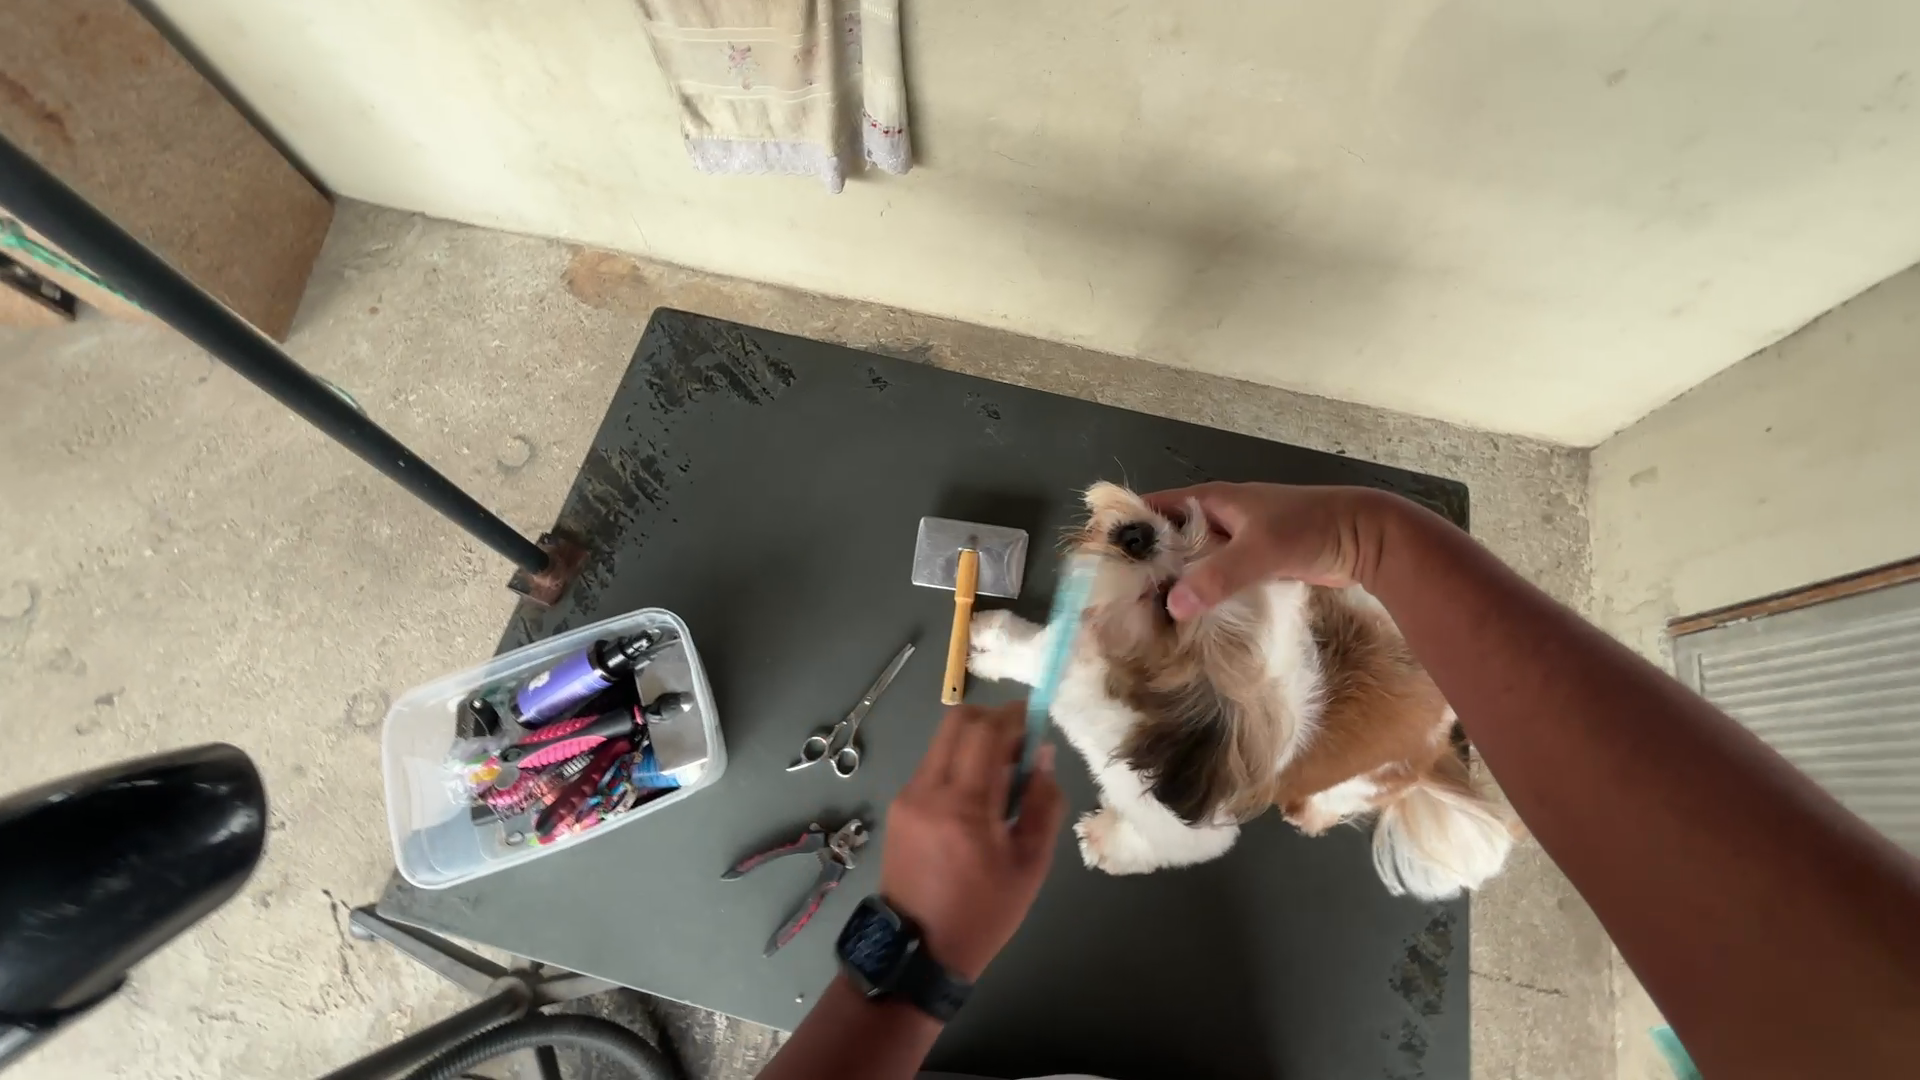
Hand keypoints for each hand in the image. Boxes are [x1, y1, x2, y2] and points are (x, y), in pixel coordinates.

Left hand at [879, 703, 1065, 979]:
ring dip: (974, 741)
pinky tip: (975, 797)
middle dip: (991, 719)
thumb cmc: (983, 913)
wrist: (918, 953)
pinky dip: (958, 764)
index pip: (985, 731)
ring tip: (1000, 775)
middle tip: (1018, 741)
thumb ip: (1042, 803)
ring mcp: (907, 796)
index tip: (1035, 717)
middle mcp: (928, 790)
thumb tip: (1042, 754)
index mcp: (963, 806)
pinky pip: (932, 766)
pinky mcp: (898, 806)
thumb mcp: (1030, 864)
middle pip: (957, 721)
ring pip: (942, 741)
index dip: (1013, 715)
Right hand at [1143, 482, 1400, 619]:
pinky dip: (1196, 591)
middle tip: (1118, 596)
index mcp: (1210, 500)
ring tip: (1142, 611)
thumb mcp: (1260, 549)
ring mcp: (1232, 541)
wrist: (1367, 538)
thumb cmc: (1310, 528)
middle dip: (1143, 563)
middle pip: (1166, 538)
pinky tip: (1184, 616)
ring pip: (1188, 560)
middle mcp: (1214, 517)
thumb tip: (1172, 606)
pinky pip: (1211, 576)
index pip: (1152, 508)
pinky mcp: (1249, 562)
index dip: (1126, 528)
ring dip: (1170, 581)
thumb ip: (1217, 576)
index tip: (1101, 559)